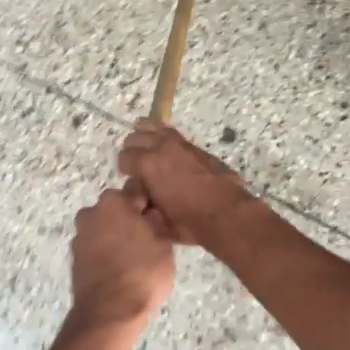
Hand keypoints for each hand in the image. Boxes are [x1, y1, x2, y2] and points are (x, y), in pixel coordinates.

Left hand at [69, 188, 175, 327]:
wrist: (109, 313)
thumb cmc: (143, 272)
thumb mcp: (164, 242)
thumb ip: (156, 219)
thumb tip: (149, 211)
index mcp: (114, 200)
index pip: (137, 189)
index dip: (150, 204)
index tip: (159, 220)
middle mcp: (92, 211)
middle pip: (118, 208)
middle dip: (131, 219)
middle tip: (149, 241)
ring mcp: (80, 234)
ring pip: (105, 227)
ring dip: (117, 236)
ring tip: (134, 259)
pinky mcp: (75, 257)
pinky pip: (96, 247)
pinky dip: (106, 252)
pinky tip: (118, 270)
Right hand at [117, 121, 256, 246]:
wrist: (226, 212)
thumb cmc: (189, 222)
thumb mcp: (158, 219)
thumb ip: (144, 204)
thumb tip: (140, 197)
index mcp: (147, 165)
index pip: (123, 158)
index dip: (124, 170)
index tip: (128, 178)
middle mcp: (160, 148)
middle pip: (134, 139)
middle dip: (131, 152)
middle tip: (137, 168)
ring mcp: (178, 143)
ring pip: (151, 127)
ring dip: (144, 137)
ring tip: (146, 150)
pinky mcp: (193, 145)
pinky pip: (170, 132)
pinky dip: (162, 135)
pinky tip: (164, 146)